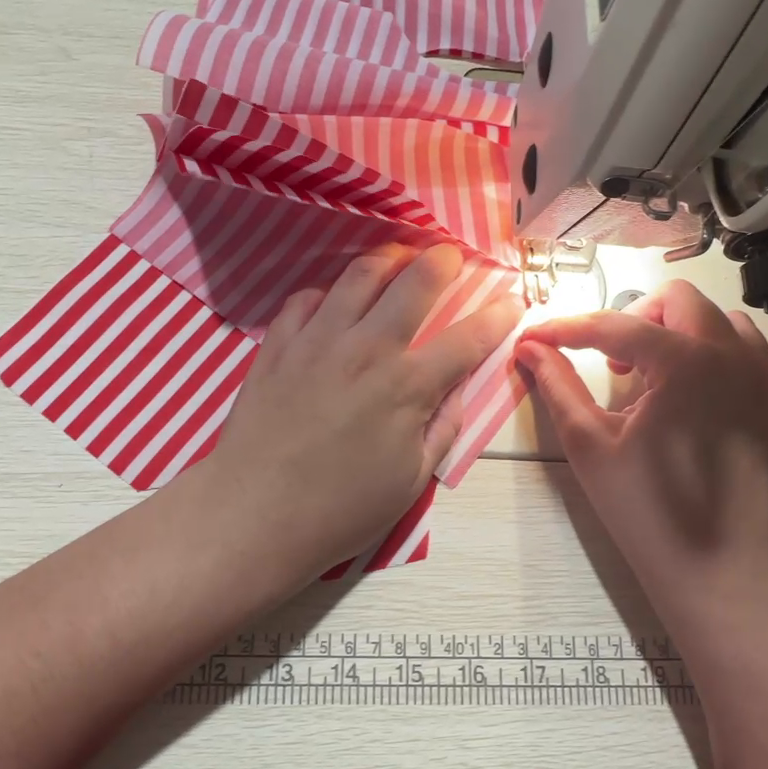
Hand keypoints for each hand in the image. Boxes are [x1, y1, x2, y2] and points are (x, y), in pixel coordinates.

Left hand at [202, 244, 520, 577]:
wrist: (255, 513)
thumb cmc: (340, 509)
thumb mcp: (410, 482)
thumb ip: (442, 429)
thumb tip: (458, 388)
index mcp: (406, 387)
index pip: (466, 340)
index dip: (497, 316)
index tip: (513, 301)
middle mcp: (366, 349)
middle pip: (414, 283)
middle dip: (442, 260)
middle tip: (450, 254)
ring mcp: (317, 341)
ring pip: (359, 276)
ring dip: (387, 258)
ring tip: (398, 257)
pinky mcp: (277, 345)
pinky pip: (305, 299)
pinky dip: (327, 293)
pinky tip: (332, 301)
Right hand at [515, 280, 767, 617]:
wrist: (727, 573)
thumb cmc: (649, 513)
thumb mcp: (591, 447)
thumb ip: (559, 387)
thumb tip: (529, 348)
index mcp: (686, 361)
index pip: (615, 323)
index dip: (568, 328)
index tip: (536, 337)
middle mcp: (735, 353)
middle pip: (678, 301)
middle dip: (634, 319)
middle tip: (610, 365)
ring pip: (721, 321)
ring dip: (680, 335)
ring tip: (654, 382)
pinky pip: (752, 352)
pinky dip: (718, 357)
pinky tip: (697, 398)